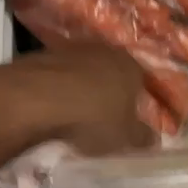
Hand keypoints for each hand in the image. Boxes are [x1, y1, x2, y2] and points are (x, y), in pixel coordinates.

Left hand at [0, 42, 154, 156]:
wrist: (34, 99)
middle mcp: (103, 50)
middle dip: (108, 94)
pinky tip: (50, 110)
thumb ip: (142, 137)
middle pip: (111, 74)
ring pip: (82, 72)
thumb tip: (153, 138)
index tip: (130, 122)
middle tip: (103, 120)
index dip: (137, 103)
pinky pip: (56, 77)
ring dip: (80, 91)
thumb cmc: (92, 118)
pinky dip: (56, 90)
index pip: (142, 82)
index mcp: (130, 65)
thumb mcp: (124, 138)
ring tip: (74, 116)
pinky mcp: (40, 55)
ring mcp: (69, 49)